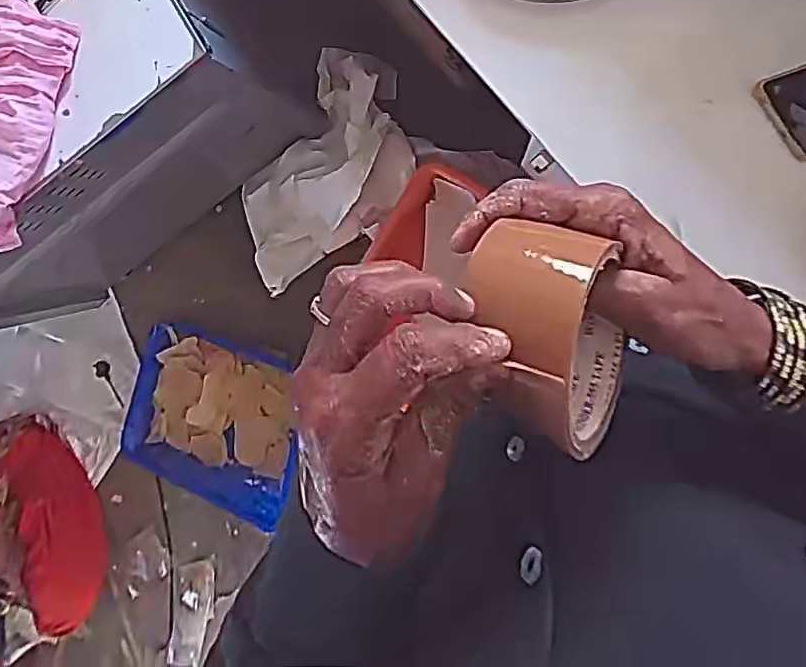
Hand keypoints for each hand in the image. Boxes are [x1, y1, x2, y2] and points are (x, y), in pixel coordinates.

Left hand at [294, 261, 512, 566]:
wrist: (335, 526)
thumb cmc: (373, 516)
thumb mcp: (424, 472)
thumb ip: (453, 404)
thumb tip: (487, 360)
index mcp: (345, 421)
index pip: (402, 353)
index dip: (456, 341)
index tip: (492, 343)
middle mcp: (320, 381)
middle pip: (367, 301)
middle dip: (427, 292)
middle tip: (467, 309)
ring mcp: (313, 361)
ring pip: (347, 286)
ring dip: (400, 279)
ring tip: (440, 295)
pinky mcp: (318, 351)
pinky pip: (339, 296)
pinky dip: (377, 283)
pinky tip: (407, 293)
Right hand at [451, 180, 772, 375]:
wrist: (732, 332)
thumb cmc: (702, 315)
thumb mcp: (650, 304)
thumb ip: (598, 285)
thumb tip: (552, 277)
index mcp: (612, 211)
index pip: (536, 196)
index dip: (492, 212)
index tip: (468, 238)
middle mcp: (603, 211)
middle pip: (529, 202)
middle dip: (490, 223)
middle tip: (468, 256)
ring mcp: (599, 227)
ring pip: (536, 220)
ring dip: (504, 238)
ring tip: (484, 268)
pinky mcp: (597, 248)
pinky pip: (549, 240)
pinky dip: (524, 252)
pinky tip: (516, 277)